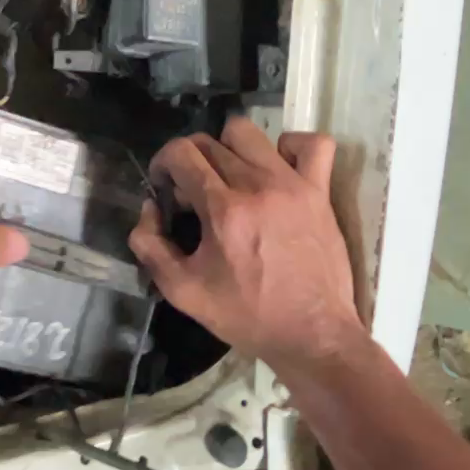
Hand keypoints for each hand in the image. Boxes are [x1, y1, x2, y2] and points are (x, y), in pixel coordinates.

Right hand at [128, 117, 360, 371]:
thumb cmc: (247, 316)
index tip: (165, 188)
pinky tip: (276, 169)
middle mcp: (257, 186)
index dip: (163, 164)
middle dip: (189, 161)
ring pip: (248, 132)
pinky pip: (311, 145)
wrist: (314, 338)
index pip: (180, 153)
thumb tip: (150, 208)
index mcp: (223, 209)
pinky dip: (289, 147)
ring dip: (228, 148)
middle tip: (193, 194)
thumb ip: (150, 245)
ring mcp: (293, 185)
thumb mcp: (181, 291)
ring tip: (229, 178)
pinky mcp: (320, 193)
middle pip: (209, 141)